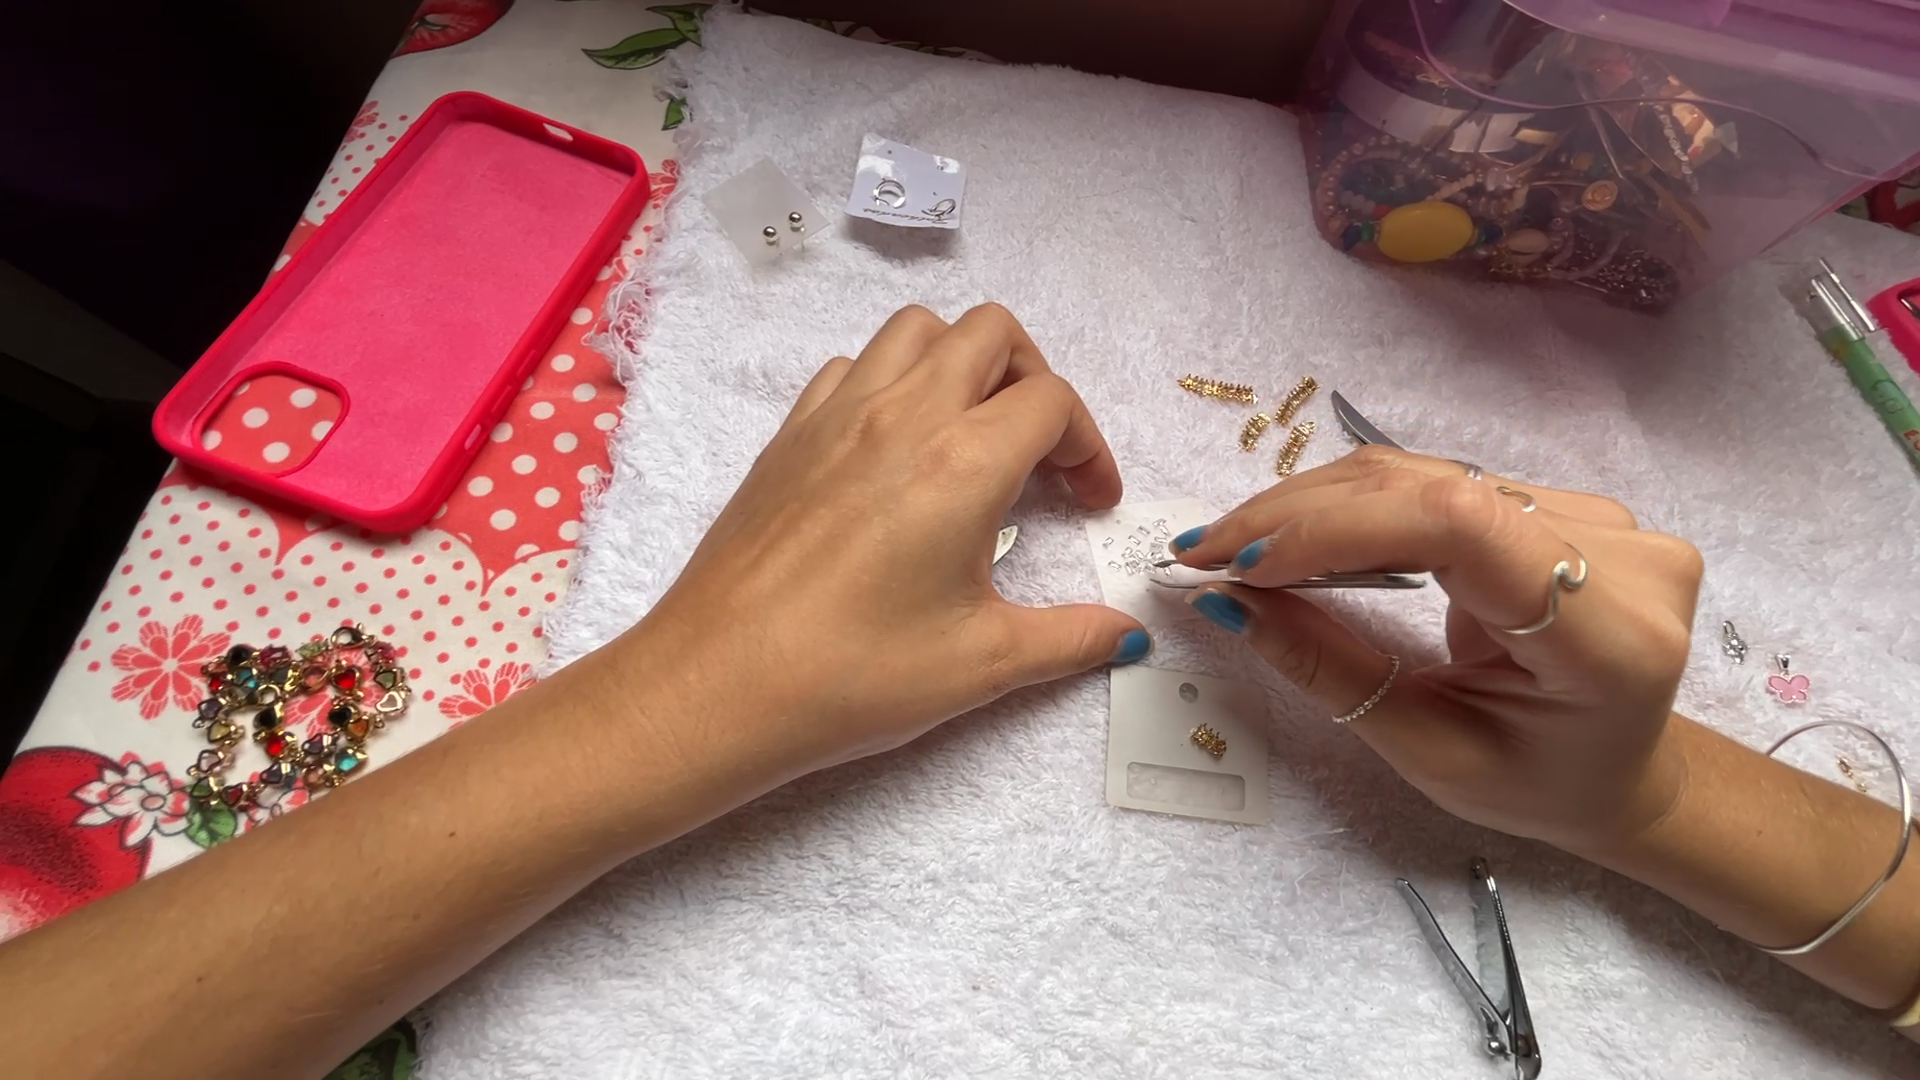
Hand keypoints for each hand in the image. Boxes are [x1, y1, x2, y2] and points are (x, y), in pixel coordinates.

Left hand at [625, 304, 1149, 778]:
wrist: (716, 685)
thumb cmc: (855, 675)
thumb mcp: (982, 664)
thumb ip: (1072, 639)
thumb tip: (1130, 636)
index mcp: (962, 461)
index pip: (1052, 402)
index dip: (1090, 446)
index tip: (1090, 502)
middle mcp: (903, 412)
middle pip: (992, 333)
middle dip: (1035, 380)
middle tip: (1039, 452)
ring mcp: (836, 413)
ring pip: (918, 331)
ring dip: (962, 365)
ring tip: (970, 434)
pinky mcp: (790, 432)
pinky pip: (855, 367)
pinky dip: (894, 383)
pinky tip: (894, 450)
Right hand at [1171, 446, 1702, 852]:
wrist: (1619, 766)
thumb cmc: (1533, 781)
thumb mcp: (1423, 748)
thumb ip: (1325, 668)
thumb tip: (1223, 601)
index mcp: (1608, 635)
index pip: (1457, 528)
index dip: (1336, 531)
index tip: (1242, 569)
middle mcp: (1612, 551)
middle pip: (1421, 490)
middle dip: (1292, 518)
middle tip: (1201, 554)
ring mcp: (1584, 514)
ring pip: (1408, 474)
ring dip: (1301, 504)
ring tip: (1228, 544)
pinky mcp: (1543, 501)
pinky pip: (1417, 481)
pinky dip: (1335, 504)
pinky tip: (1283, 530)